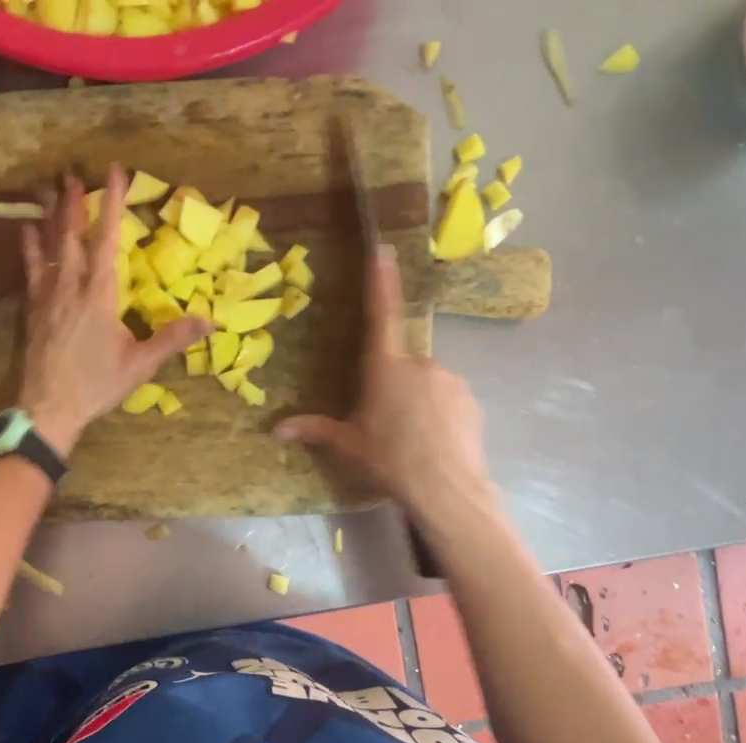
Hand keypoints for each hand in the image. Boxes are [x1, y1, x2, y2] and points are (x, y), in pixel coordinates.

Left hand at [17, 165, 209, 455]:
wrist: (48, 408)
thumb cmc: (96, 386)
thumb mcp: (140, 365)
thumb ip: (172, 339)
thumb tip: (210, 320)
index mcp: (99, 295)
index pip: (106, 240)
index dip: (111, 204)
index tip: (114, 173)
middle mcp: (70, 288)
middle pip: (71, 236)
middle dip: (73, 204)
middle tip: (72, 174)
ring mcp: (48, 298)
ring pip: (48, 249)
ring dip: (51, 218)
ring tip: (48, 192)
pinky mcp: (34, 312)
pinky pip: (31, 270)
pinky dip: (30, 248)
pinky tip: (26, 232)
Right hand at [274, 245, 499, 531]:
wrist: (446, 488)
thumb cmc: (389, 461)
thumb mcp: (347, 446)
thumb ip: (314, 430)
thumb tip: (275, 430)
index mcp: (384, 368)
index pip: (380, 315)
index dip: (380, 281)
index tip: (383, 250)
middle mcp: (419, 363)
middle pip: (400, 365)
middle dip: (392, 388)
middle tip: (385, 426)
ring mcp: (449, 379)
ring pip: (425, 384)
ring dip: (416, 402)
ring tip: (410, 441)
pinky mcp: (469, 399)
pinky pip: (447, 400)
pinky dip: (438, 415)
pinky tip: (432, 444)